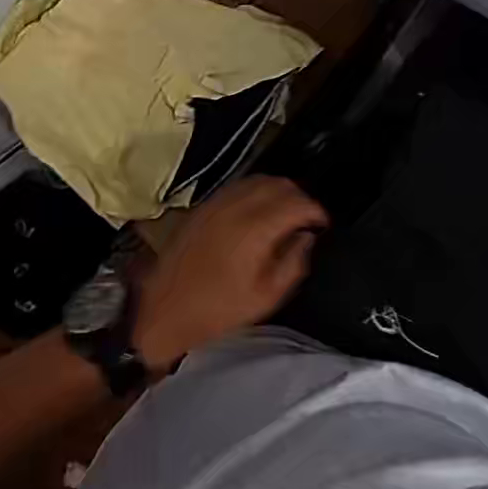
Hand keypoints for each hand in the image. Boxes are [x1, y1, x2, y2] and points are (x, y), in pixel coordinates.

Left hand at [132, 175, 326, 371]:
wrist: (164, 308)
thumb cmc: (217, 309)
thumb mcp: (266, 296)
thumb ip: (293, 261)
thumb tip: (307, 237)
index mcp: (255, 228)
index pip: (296, 202)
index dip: (316, 210)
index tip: (324, 224)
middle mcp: (236, 206)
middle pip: (279, 184)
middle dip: (300, 197)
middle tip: (308, 219)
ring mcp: (217, 202)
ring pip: (258, 179)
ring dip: (278, 191)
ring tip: (287, 214)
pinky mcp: (204, 205)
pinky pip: (238, 185)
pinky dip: (256, 191)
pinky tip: (260, 211)